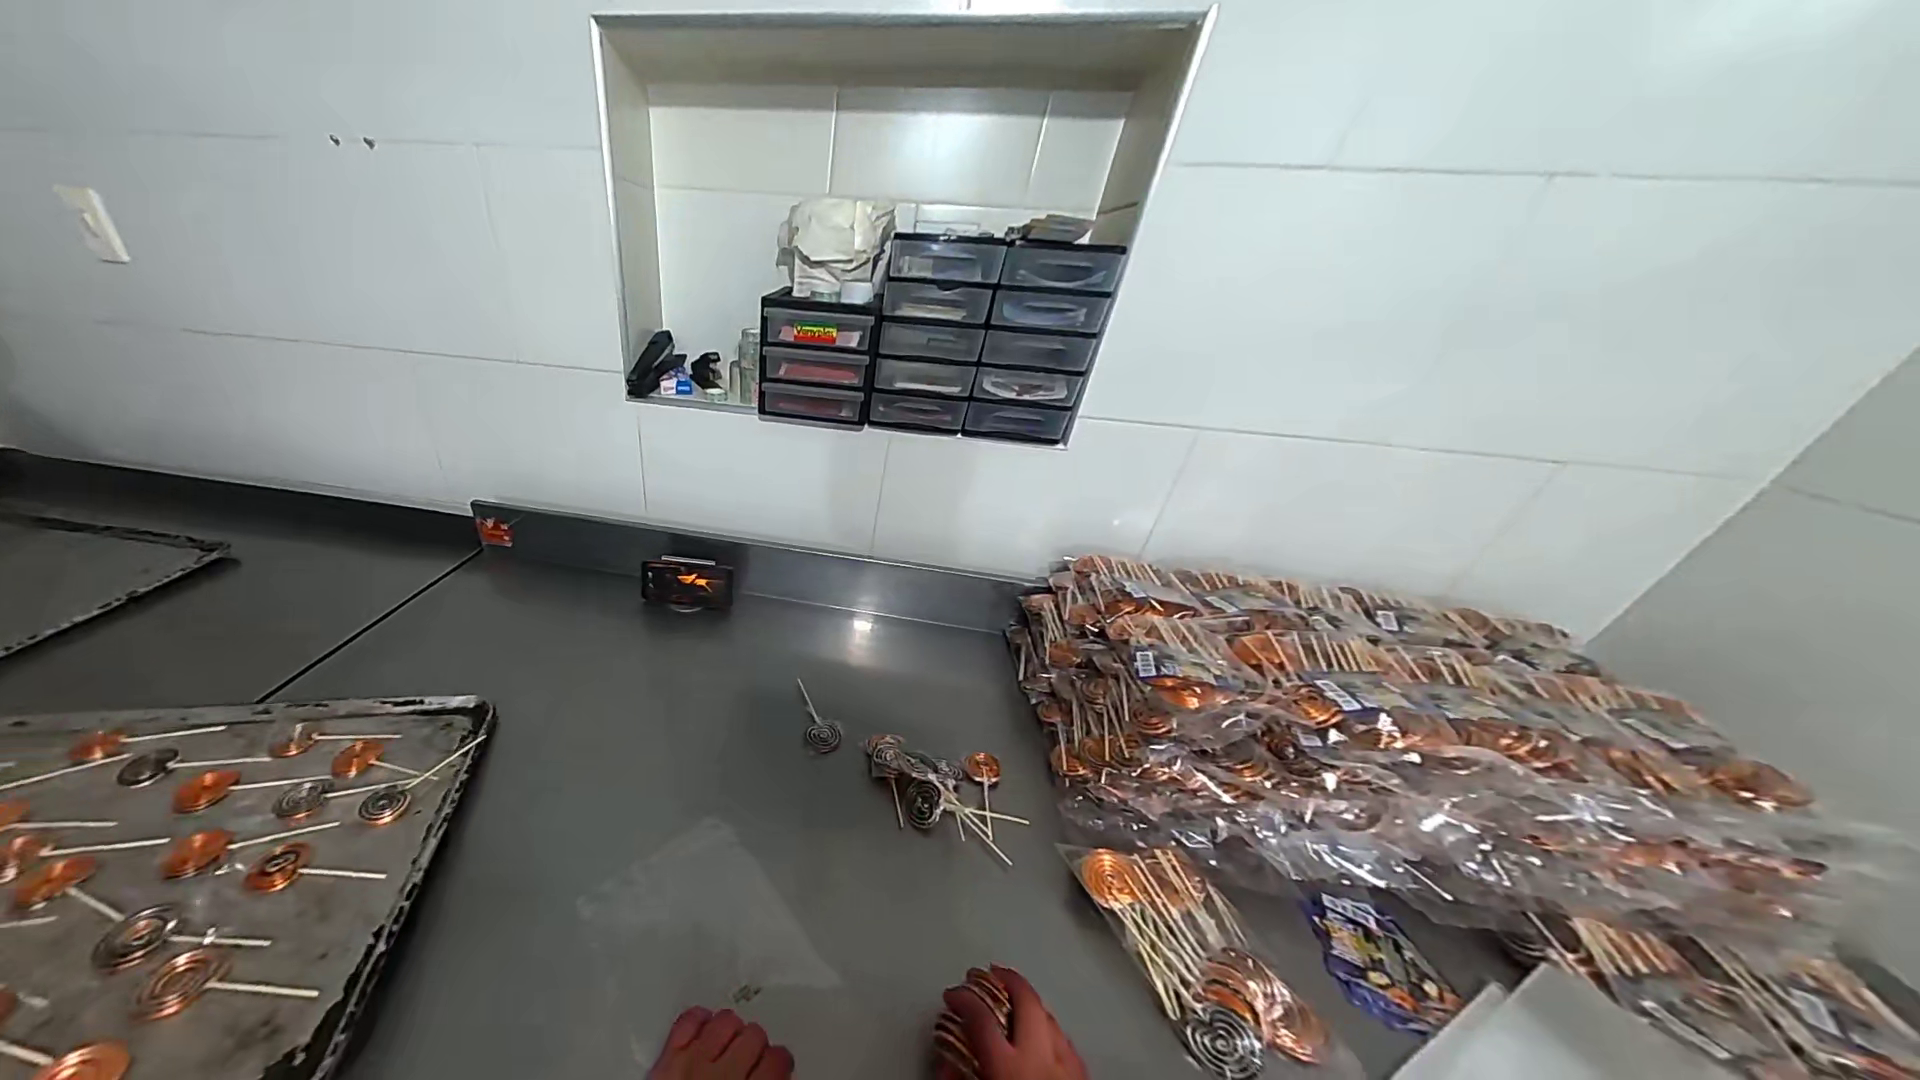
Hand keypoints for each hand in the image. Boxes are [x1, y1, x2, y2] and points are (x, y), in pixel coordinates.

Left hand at [647, 1007, 793, 1079]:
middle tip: (747, 1061)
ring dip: (728, 1032)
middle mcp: (722, 1078)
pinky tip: (700, 1034)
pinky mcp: (666, 1062)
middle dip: (753, 1046)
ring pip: (725, 1021)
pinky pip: (689, 1020)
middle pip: (755, 1034)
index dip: (777, 1064)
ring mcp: (692, 1066)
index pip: (778, 1059)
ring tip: (725, 1046)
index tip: (772, 1068)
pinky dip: (697, 1021)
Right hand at [941, 965, 1089, 1079]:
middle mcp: (1041, 1059)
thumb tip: (946, 1059)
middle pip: (1024, 998)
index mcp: (1010, 1067)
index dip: (962, 999)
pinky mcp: (1085, 1075)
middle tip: (985, 972)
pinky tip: (1043, 1028)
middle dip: (1003, 978)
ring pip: (1049, 1015)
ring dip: (1028, 1002)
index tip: (953, 993)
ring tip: (1012, 996)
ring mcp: (1068, 1066)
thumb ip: (960, 1076)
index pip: (979, 1018)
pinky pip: (1066, 1040)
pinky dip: (1050, 1028)